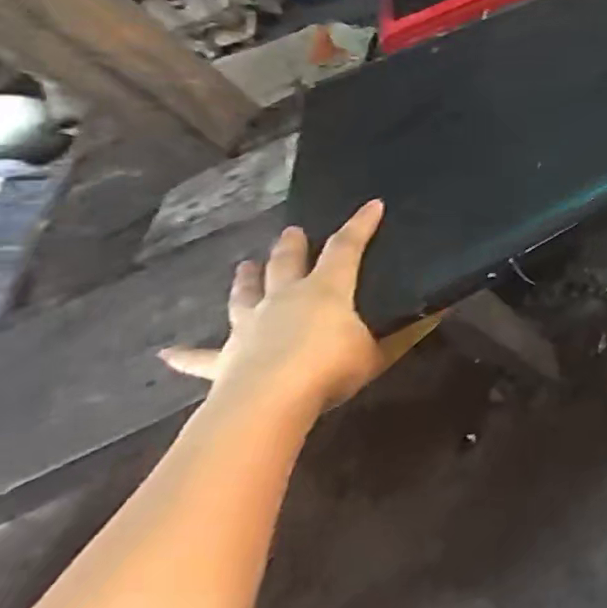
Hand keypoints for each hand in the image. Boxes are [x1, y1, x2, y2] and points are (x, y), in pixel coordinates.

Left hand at [159, 200, 391, 415]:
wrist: (268, 401)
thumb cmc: (332, 367)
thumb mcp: (381, 351)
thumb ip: (405, 333)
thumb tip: (439, 311)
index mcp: (325, 291)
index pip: (347, 249)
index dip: (361, 225)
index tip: (372, 205)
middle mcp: (284, 299)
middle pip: (286, 265)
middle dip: (292, 247)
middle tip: (291, 232)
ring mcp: (250, 327)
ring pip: (245, 296)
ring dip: (245, 281)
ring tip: (243, 266)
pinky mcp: (225, 359)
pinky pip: (202, 357)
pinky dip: (186, 355)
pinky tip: (167, 354)